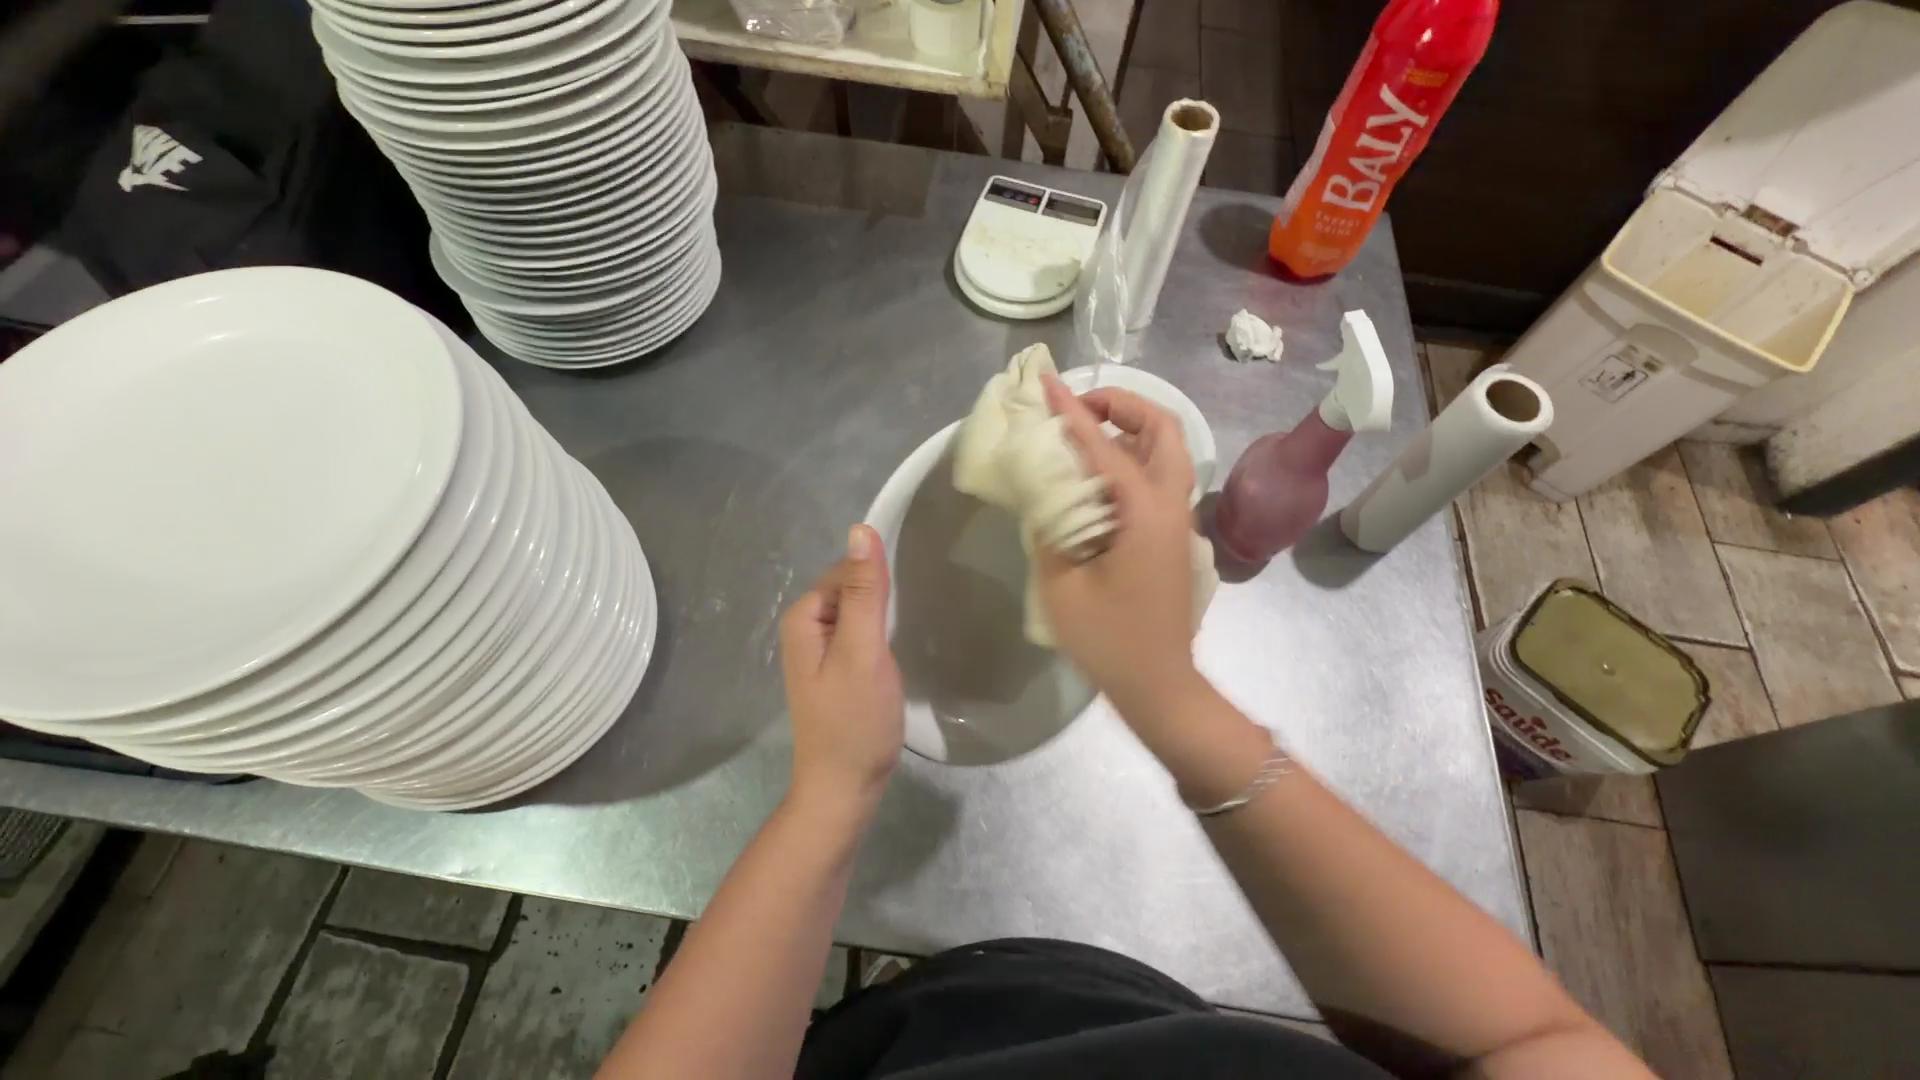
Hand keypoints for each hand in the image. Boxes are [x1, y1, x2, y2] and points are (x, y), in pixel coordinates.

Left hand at [779, 525, 904, 816]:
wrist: (845, 788)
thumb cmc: (854, 720)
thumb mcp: (863, 651)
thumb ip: (865, 592)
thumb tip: (861, 530)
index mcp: (805, 618)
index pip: (848, 570)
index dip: (879, 578)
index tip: (910, 596)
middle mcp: (807, 629)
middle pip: (854, 589)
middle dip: (883, 597)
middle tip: (915, 617)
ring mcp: (822, 653)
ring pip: (861, 614)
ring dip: (885, 618)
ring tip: (911, 632)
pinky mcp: (840, 672)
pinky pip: (863, 637)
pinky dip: (882, 639)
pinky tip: (899, 653)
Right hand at [1035, 378, 1205, 719]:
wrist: (1159, 685)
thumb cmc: (1109, 640)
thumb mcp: (1062, 585)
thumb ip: (1050, 530)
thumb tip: (1044, 496)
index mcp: (1143, 512)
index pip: (1104, 446)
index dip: (1072, 412)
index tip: (1046, 384)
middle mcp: (1170, 506)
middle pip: (1162, 429)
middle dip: (1123, 406)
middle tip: (1079, 411)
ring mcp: (1177, 522)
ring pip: (1166, 452)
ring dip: (1130, 431)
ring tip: (1083, 439)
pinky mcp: (1172, 538)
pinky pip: (1158, 479)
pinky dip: (1131, 461)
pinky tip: (1095, 481)